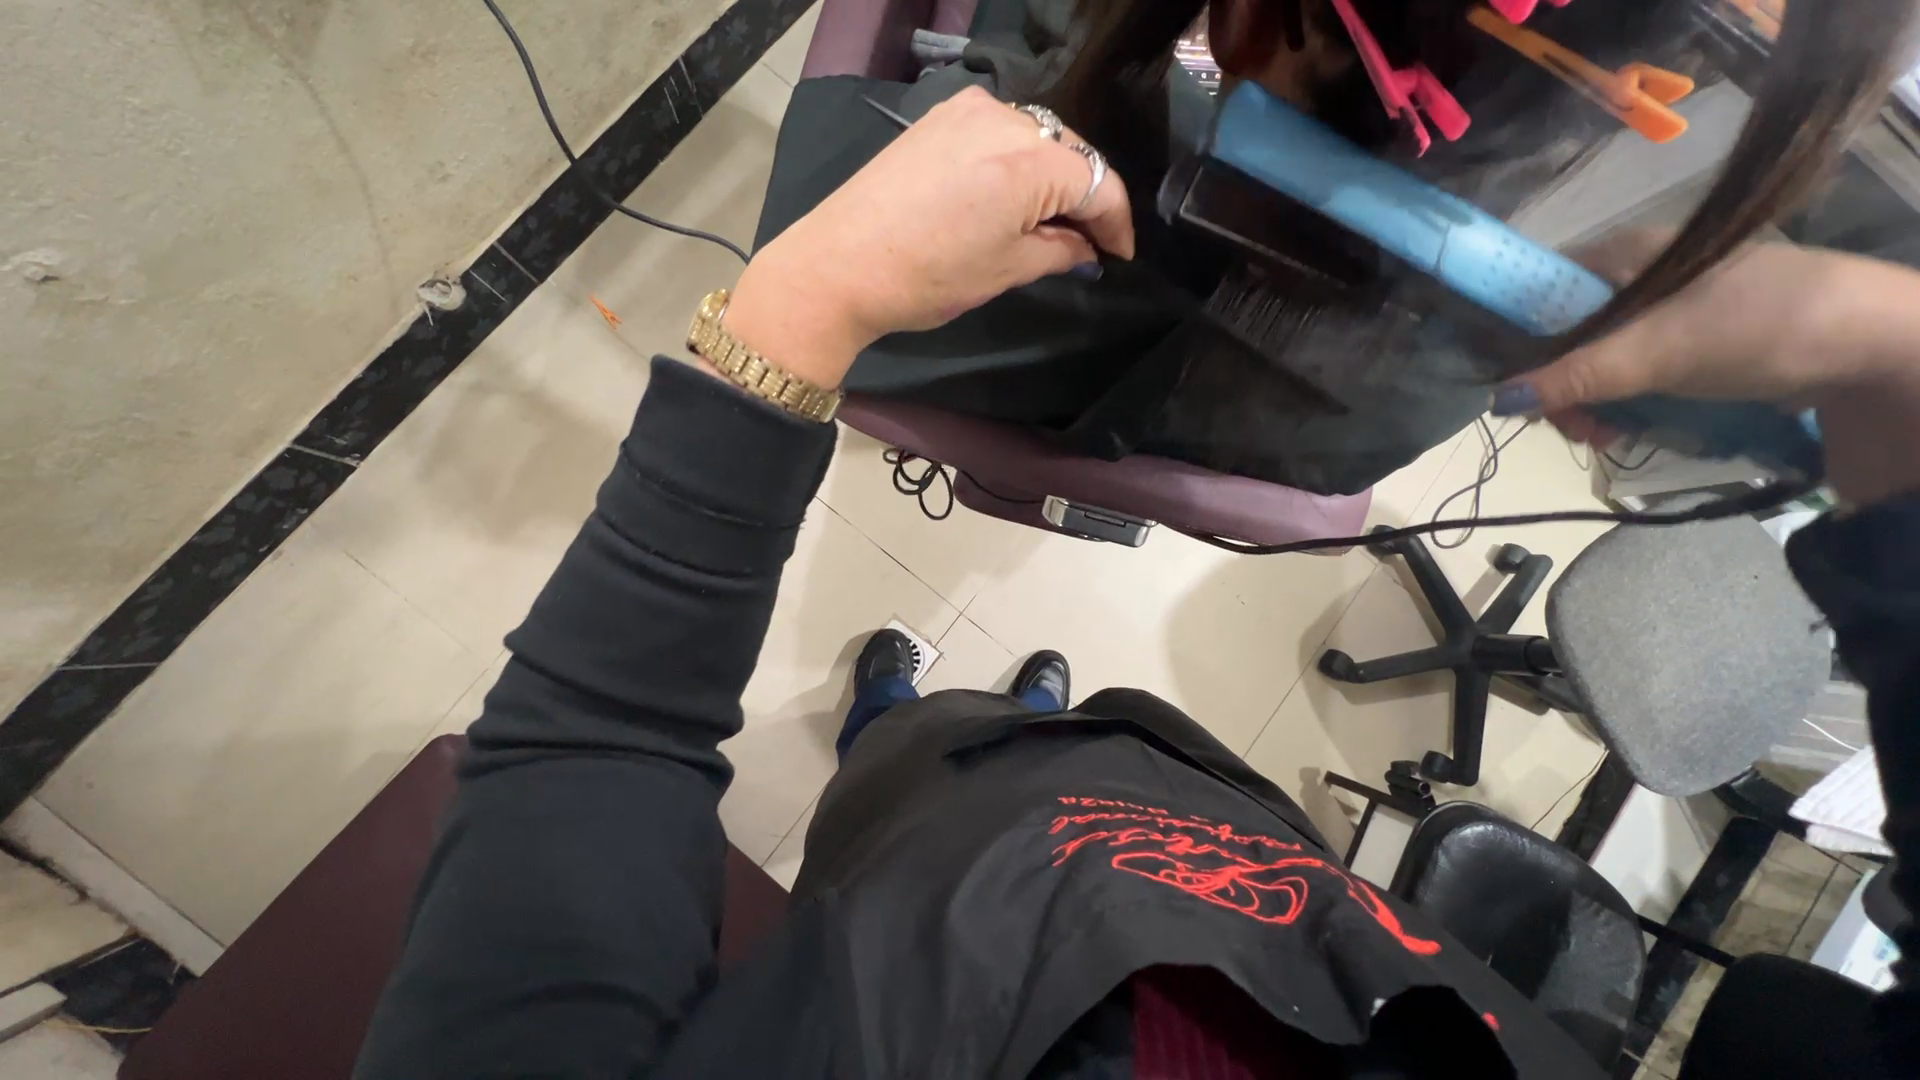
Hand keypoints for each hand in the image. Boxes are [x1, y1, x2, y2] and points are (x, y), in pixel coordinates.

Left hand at [720, 86, 1134, 388]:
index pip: (1099, 184)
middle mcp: (1005, 119)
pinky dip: (1015, 163)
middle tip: (1086, 244)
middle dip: (1085, 198)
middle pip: (1070, 153)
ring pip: (1035, 139)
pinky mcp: (939, 117)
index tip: (1120, 256)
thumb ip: (1059, 251)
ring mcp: (967, 111)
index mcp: (1030, 161)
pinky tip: (1009, 198)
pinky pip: (999, 133)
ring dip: (1050, 179)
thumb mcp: (1005, 270)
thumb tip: (1087, 247)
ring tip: (1045, 225)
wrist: (838, 265)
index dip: (1117, 224)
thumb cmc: (926, 277)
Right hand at [1497, 232, 1919, 505]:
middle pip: (1561, 335)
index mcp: (1625, 255)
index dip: (1514, 337)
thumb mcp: (1655, 354)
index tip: (1517, 385)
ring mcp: (1667, 308)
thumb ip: (1571, 377)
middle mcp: (1638, 276)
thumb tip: (1497, 400)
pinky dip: (1621, 402)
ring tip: (1607, 434)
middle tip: (1574, 427)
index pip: (1537, 289)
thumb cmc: (1762, 327)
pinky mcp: (1692, 339)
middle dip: (1557, 386)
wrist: (1884, 350)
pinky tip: (1631, 426)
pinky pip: (1629, 371)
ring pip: (1593, 359)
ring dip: (1588, 403)